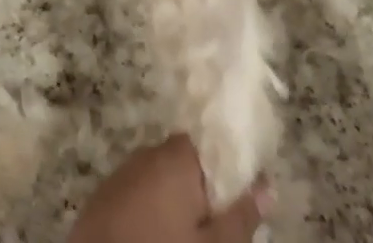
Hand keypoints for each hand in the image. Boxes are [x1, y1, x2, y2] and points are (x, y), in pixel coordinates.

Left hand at [67, 134, 271, 242]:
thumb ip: (242, 215)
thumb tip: (267, 185)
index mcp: (174, 160)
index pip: (207, 141)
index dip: (228, 160)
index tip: (246, 183)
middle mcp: (145, 156)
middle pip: (185, 161)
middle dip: (205, 185)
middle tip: (223, 219)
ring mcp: (121, 175)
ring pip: (161, 178)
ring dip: (178, 198)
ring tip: (194, 230)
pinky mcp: (104, 196)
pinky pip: (140, 192)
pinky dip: (155, 206)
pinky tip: (161, 231)